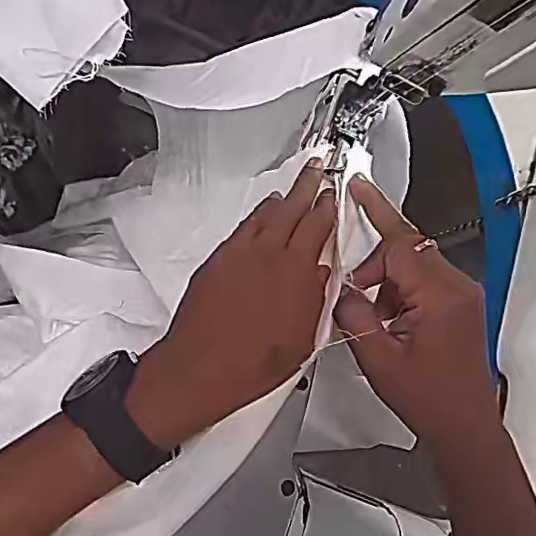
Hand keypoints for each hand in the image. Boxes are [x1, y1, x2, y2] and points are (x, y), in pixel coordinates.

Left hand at [128, 160, 336, 446]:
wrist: (203, 368)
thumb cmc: (252, 362)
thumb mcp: (303, 338)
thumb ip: (316, 299)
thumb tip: (321, 276)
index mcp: (297, 271)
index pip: (318, 226)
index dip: (328, 206)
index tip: (333, 194)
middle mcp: (269, 254)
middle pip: (293, 209)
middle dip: (308, 185)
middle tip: (317, 167)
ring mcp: (240, 254)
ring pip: (266, 215)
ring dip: (282, 199)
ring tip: (292, 190)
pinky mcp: (218, 260)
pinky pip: (242, 228)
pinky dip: (256, 216)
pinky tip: (261, 216)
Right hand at [333, 175, 500, 448]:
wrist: (463, 426)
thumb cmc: (432, 400)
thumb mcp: (379, 358)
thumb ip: (355, 316)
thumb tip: (340, 291)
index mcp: (439, 294)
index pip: (400, 242)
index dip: (374, 213)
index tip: (359, 189)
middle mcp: (457, 288)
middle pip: (405, 252)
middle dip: (373, 271)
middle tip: (352, 298)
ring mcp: (462, 296)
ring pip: (412, 268)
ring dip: (386, 287)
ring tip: (376, 324)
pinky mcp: (460, 307)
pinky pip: (423, 284)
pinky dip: (400, 296)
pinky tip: (389, 326)